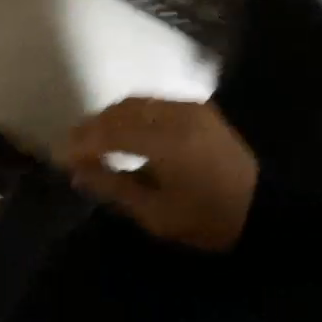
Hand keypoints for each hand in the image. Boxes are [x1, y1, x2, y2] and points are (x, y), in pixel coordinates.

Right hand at [59, 97, 258, 251]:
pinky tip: (124, 130)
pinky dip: (133, 113)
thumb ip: (114, 188)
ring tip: (93, 137)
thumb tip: (78, 171)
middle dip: (93, 125)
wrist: (261, 207)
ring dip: (112, 116)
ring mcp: (189, 106)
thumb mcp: (156, 215)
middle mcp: (176, 114)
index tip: (60, 155)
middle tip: (71, 145)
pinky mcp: (198, 106)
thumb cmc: (206, 219)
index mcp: (167, 142)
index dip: (82, 141)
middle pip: (122, 110)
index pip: (112, 131)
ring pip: (138, 101)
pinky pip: (156, 102)